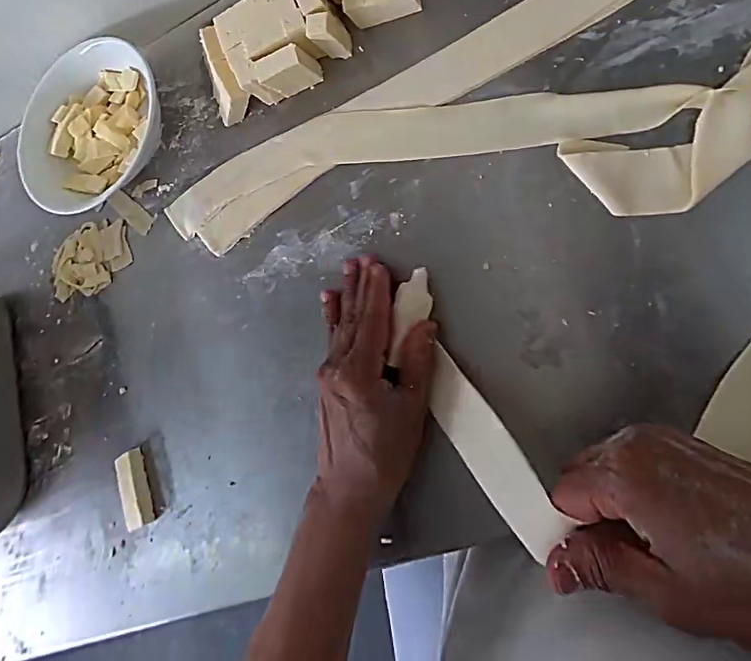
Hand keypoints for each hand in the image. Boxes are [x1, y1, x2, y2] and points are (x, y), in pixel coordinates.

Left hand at [313, 256, 437, 517]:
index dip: (378, 292)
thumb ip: (417, 363)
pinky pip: (332, 340)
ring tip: (348, 268)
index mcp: (359, 372)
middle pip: (354, 318)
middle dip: (361, 286)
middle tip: (364, 257)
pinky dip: (333, 318)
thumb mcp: (411, 410)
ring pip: (340, 326)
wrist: (347, 491)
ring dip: (347, 295)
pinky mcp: (326, 381)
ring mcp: (327, 372)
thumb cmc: (386, 454)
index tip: (381, 266)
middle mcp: (337, 366)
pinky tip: (329, 301)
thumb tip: (425, 324)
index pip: (373, 322)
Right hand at [545, 424, 750, 650]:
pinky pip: (640, 462)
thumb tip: (564, 563)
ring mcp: (665, 438)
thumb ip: (600, 568)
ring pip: (610, 468)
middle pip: (582, 474)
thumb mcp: (664, 592)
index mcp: (625, 472)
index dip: (564, 534)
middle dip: (588, 516)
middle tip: (618, 565)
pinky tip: (676, 530)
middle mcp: (640, 442)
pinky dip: (641, 492)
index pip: (559, 495)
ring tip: (658, 551)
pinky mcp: (687, 443)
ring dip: (616, 505)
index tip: (574, 562)